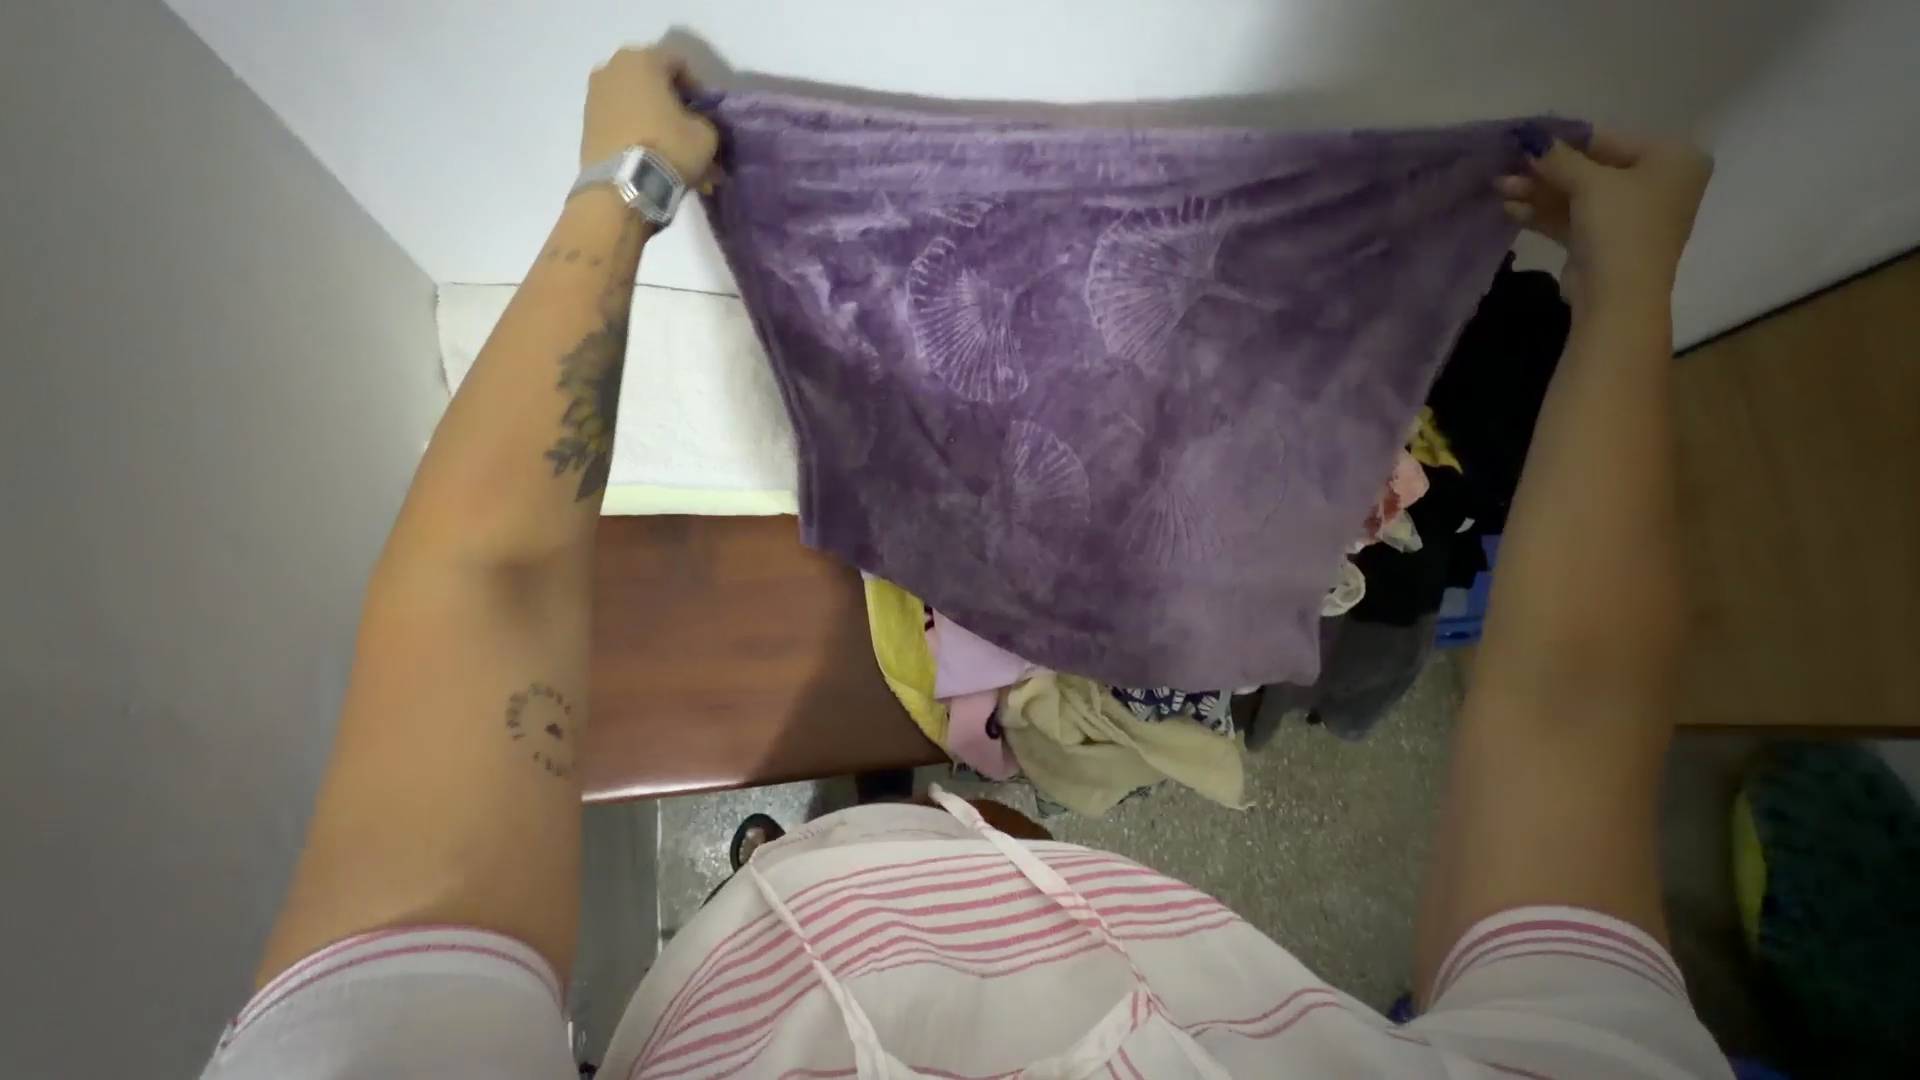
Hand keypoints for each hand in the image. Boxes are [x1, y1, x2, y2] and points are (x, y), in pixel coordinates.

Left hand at [580, 46, 718, 184]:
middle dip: (671, 102)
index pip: (678, 62)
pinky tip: (648, 154)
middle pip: (651, 78)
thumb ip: (705, 121)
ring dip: (652, 118)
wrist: (623, 186)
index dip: (696, 87)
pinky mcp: (586, 120)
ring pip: (633, 100)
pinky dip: (634, 130)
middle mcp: (613, 66)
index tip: (704, 113)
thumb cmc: (668, 150)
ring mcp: (594, 93)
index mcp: (644, 59)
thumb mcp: (705, 136)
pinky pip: (618, 118)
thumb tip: (696, 124)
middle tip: (686, 130)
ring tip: (667, 148)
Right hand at [1497, 133, 1711, 308]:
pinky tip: (1510, 209)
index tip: (1527, 145)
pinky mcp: (1602, 240)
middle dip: (1545, 172)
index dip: (1566, 142)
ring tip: (1499, 189)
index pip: (1611, 140)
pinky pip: (1571, 218)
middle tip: (1505, 169)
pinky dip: (1542, 213)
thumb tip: (1534, 140)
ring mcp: (1628, 214)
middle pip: (1591, 169)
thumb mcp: (1591, 183)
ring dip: (1537, 193)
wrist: (1618, 293)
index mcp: (1671, 157)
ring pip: (1577, 196)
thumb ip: (1561, 159)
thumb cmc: (1620, 226)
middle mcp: (1656, 182)